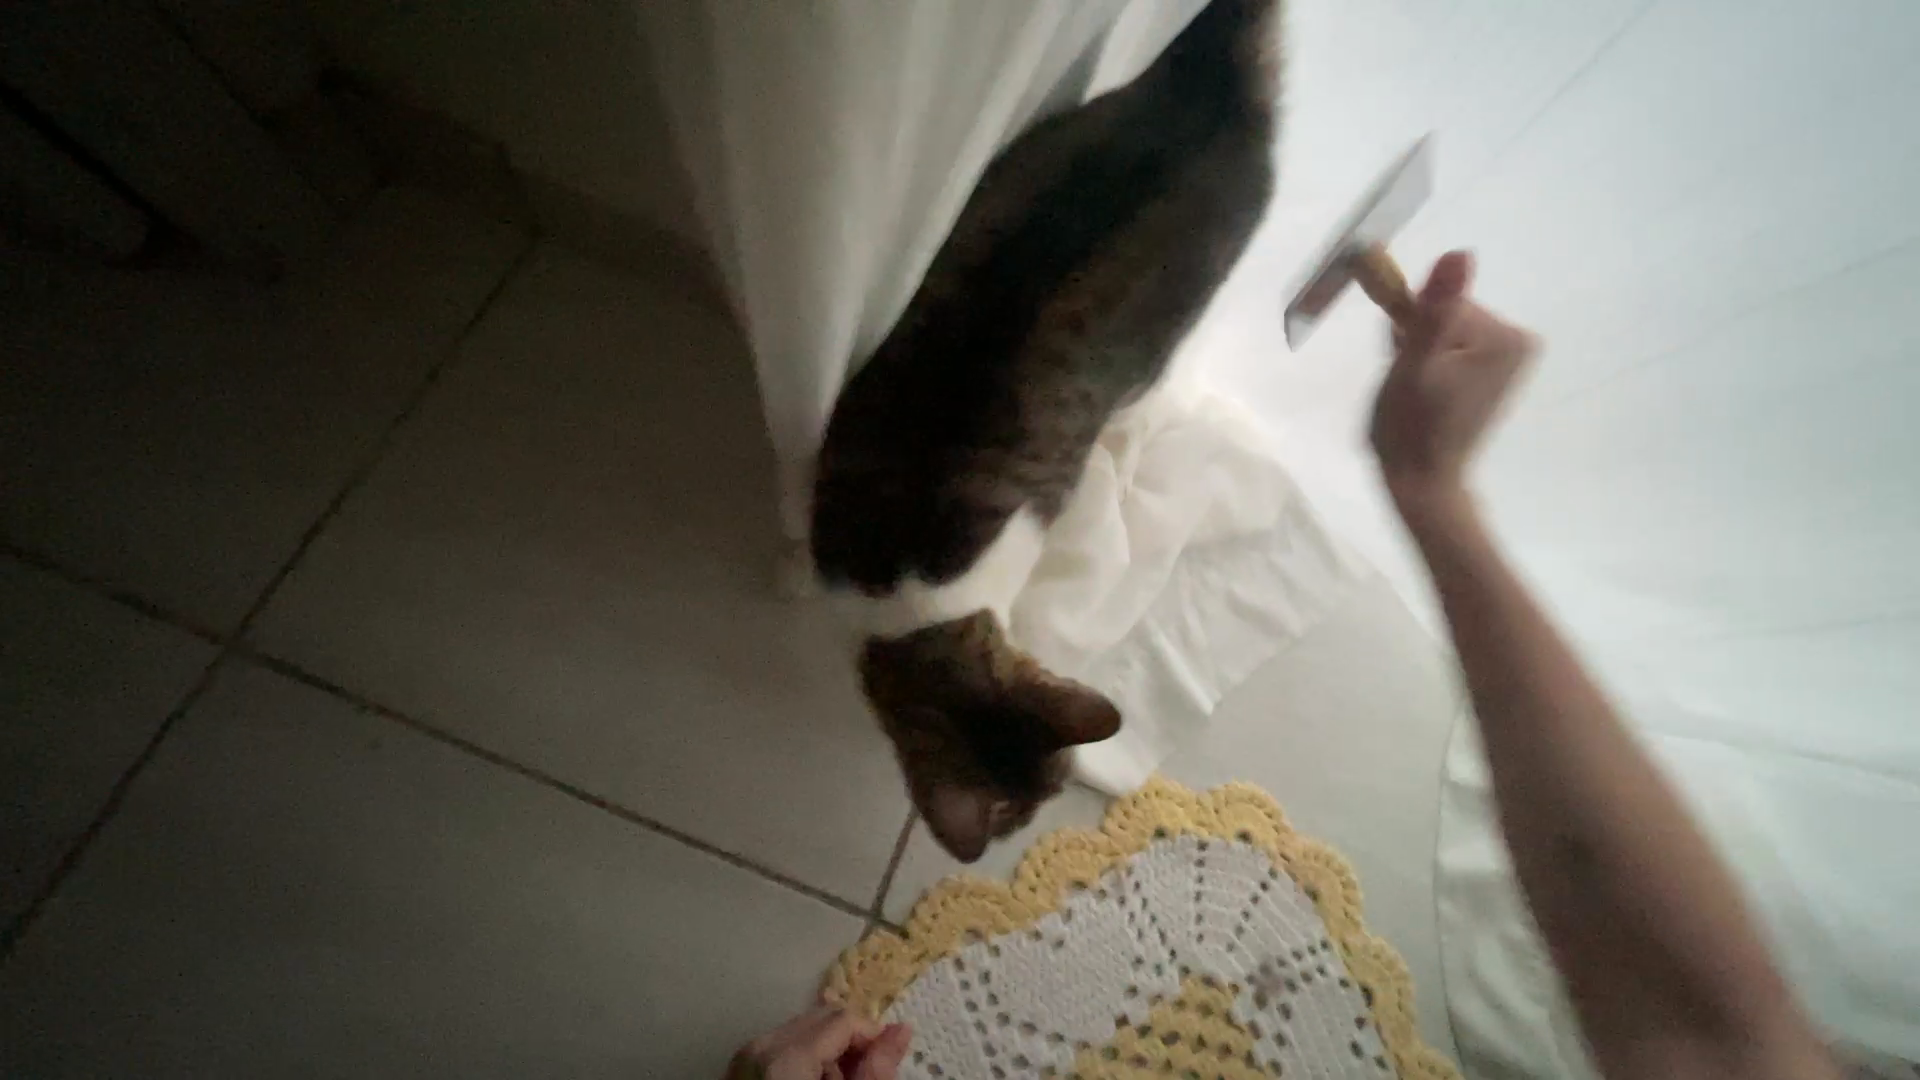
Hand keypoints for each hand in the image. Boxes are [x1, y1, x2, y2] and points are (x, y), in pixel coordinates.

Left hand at [724, 1005, 911, 1079]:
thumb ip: (874, 1074)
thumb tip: (901, 1031)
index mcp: (785, 1058)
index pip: (843, 1020)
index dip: (872, 1037)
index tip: (887, 1063)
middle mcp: (760, 1047)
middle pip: (822, 1020)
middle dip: (848, 1046)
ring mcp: (744, 1059)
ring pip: (803, 1033)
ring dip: (827, 1057)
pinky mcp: (738, 1071)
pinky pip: (781, 1048)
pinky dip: (803, 1065)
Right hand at [1369, 250, 1536, 510]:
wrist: (1421, 481)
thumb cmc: (1410, 427)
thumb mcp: (1414, 367)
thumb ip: (1434, 312)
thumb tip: (1461, 251)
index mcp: (1505, 337)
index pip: (1441, 305)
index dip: (1408, 331)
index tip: (1400, 364)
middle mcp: (1518, 341)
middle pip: (1445, 316)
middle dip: (1413, 343)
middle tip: (1404, 382)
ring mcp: (1508, 358)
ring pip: (1443, 333)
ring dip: (1417, 356)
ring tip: (1412, 392)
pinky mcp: (1493, 373)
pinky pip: (1451, 349)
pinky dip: (1427, 366)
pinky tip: (1423, 393)